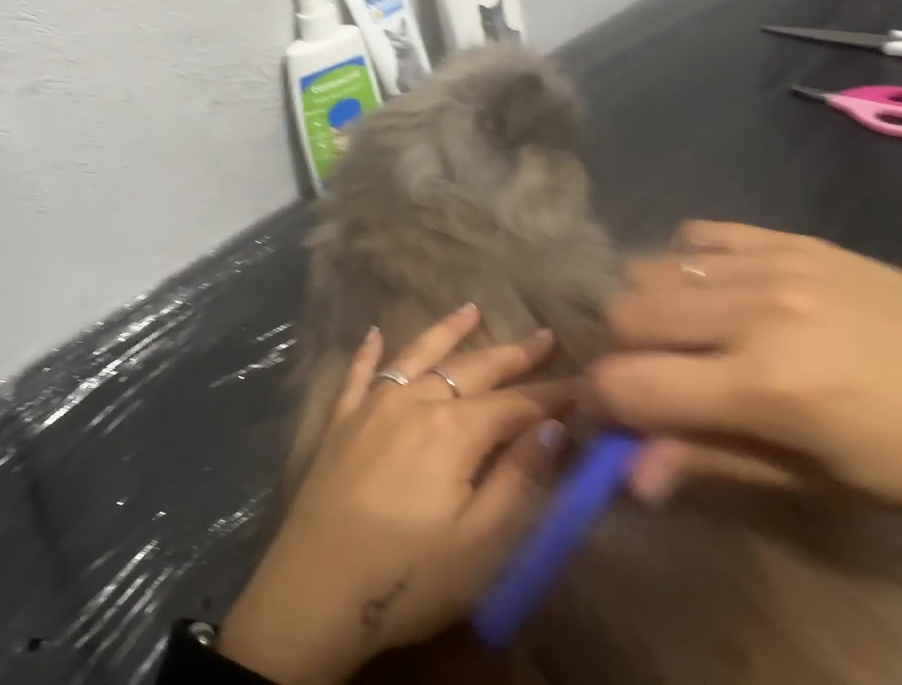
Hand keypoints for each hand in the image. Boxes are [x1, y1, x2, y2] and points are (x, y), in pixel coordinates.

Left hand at [218, 305, 568, 684]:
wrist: (314, 593)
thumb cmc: (409, 578)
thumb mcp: (484, 544)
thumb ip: (520, 479)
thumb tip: (554, 426)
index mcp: (454, 430)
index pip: (518, 403)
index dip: (555, 395)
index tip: (587, 383)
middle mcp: (413, 403)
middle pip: (472, 369)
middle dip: (513, 354)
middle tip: (545, 336)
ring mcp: (370, 408)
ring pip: (416, 356)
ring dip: (446, 332)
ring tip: (471, 309)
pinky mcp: (338, 424)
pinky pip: (358, 374)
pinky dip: (369, 352)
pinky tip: (374, 333)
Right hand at [591, 221, 901, 519]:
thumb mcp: (809, 481)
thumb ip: (707, 461)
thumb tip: (627, 472)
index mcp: (766, 386)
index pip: (627, 384)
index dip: (602, 407)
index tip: (612, 421)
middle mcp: (755, 312)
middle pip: (622, 314)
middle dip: (622, 355)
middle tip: (654, 380)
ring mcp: (772, 263)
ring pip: (646, 269)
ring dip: (648, 309)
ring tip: (685, 336)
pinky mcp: (789, 237)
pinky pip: (695, 233)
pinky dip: (684, 264)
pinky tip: (714, 294)